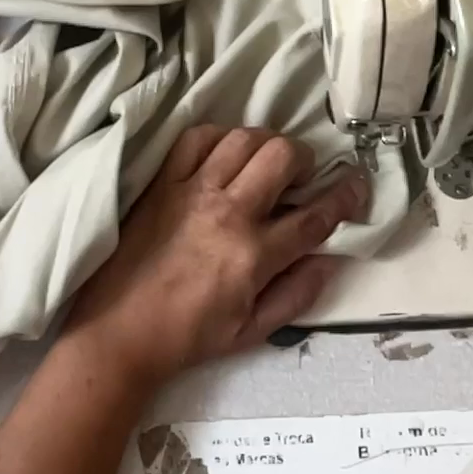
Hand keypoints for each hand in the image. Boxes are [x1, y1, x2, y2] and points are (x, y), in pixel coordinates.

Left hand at [61, 126, 367, 388]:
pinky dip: (218, 137)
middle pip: (282, 156)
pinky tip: (224, 152)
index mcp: (253, 255)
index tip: (355, 185)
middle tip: (300, 175)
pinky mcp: (162, 182)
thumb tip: (331, 258)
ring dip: (265, 143)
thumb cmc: (187, 336)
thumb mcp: (252, 331)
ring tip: (265, 161)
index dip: (344, 196)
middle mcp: (227, 213)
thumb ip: (297, 293)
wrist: (117, 332)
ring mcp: (192, 190)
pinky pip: (195, 138)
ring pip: (243, 138)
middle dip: (303, 158)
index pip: (314, 216)